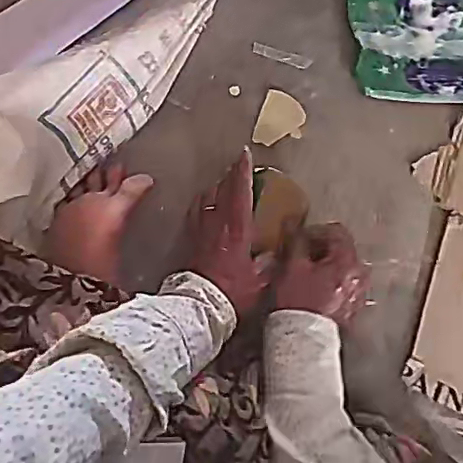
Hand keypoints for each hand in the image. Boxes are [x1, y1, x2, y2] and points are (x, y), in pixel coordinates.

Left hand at [188, 149, 273, 315]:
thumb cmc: (232, 293)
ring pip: (206, 199)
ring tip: (221, 184)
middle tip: (237, 165)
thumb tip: (273, 253)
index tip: (245, 155)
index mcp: (236, 229)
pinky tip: (203, 205)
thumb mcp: (260, 280)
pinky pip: (195, 213)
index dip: (243, 172)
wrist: (198, 306)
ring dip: (215, 188)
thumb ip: (268, 263)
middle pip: (221, 190)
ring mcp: (199, 231)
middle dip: (230, 176)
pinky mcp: (188, 241)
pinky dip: (201, 204)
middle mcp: (216, 224)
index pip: (240, 192)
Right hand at [273, 224, 368, 322]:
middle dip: (320, 249)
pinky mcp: (352, 309)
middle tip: (299, 255)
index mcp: (348, 261)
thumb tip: (293, 222)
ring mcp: (358, 293)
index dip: (316, 231)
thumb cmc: (298, 302)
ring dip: (324, 266)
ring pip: (341, 268)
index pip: (337, 232)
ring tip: (304, 274)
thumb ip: (295, 239)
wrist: (303, 341)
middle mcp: (359, 276)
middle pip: (341, 250)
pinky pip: (342, 285)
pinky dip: (329, 282)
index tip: (300, 239)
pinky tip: (312, 290)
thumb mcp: (292, 266)